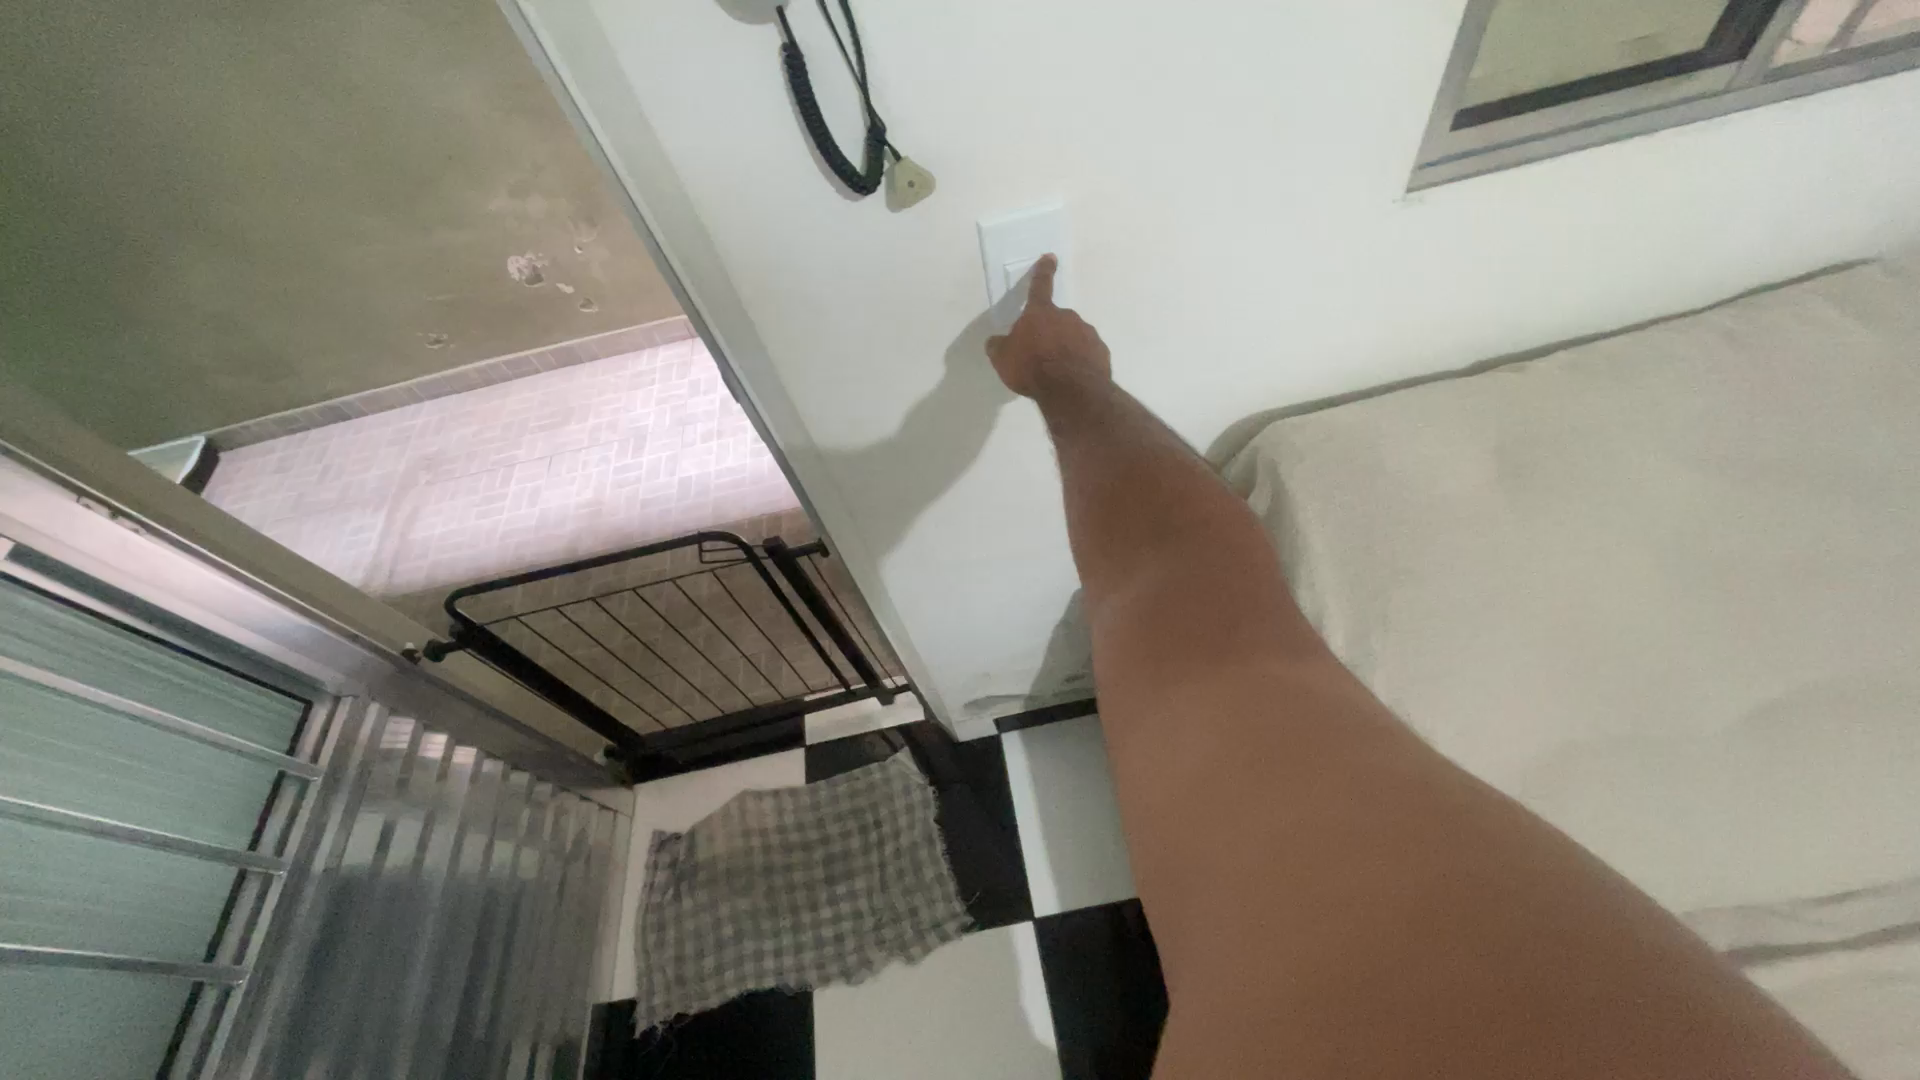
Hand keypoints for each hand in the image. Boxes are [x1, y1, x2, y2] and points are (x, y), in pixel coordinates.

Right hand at [985, 255, 1110, 398]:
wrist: (1070, 390)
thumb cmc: (1031, 368)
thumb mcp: (1003, 359)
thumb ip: (998, 347)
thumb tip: (994, 341)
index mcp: (1041, 314)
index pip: (1039, 287)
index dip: (1043, 272)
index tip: (1050, 258)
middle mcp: (1067, 317)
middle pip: (1056, 320)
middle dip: (1049, 333)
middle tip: (1039, 356)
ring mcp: (1087, 333)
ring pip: (1073, 336)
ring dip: (1065, 348)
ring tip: (1057, 372)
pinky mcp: (1100, 351)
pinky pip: (1086, 353)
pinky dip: (1080, 361)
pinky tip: (1072, 378)